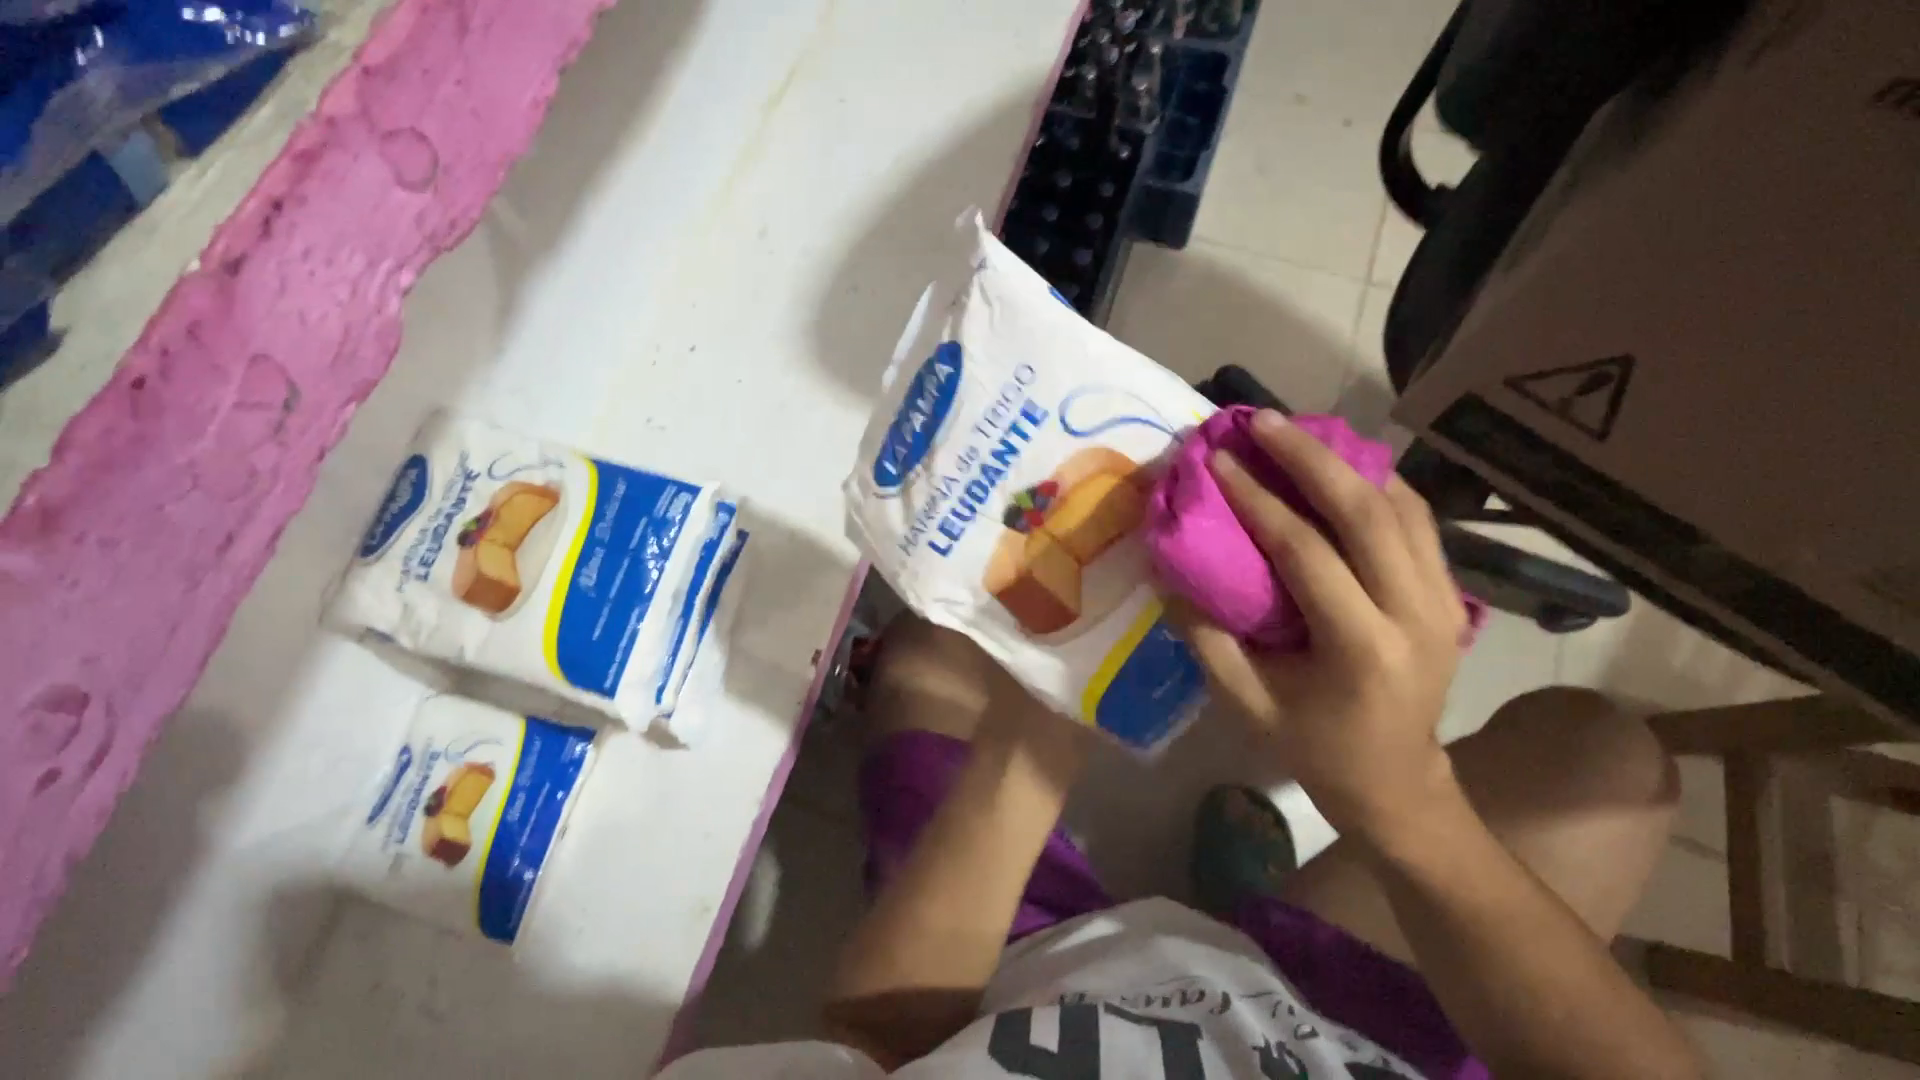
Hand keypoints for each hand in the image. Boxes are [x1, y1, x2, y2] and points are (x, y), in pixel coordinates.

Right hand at [1169, 410, 1470, 839]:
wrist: (1397, 781)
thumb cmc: (1315, 747)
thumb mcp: (1247, 702)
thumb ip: (1206, 635)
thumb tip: (1169, 569)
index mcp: (1361, 647)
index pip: (1306, 552)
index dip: (1258, 500)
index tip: (1218, 461)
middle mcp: (1415, 613)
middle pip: (1367, 510)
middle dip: (1310, 456)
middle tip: (1261, 420)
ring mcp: (1443, 600)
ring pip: (1402, 505)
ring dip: (1348, 461)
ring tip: (1298, 434)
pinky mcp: (1450, 593)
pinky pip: (1418, 520)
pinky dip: (1379, 484)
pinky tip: (1343, 467)